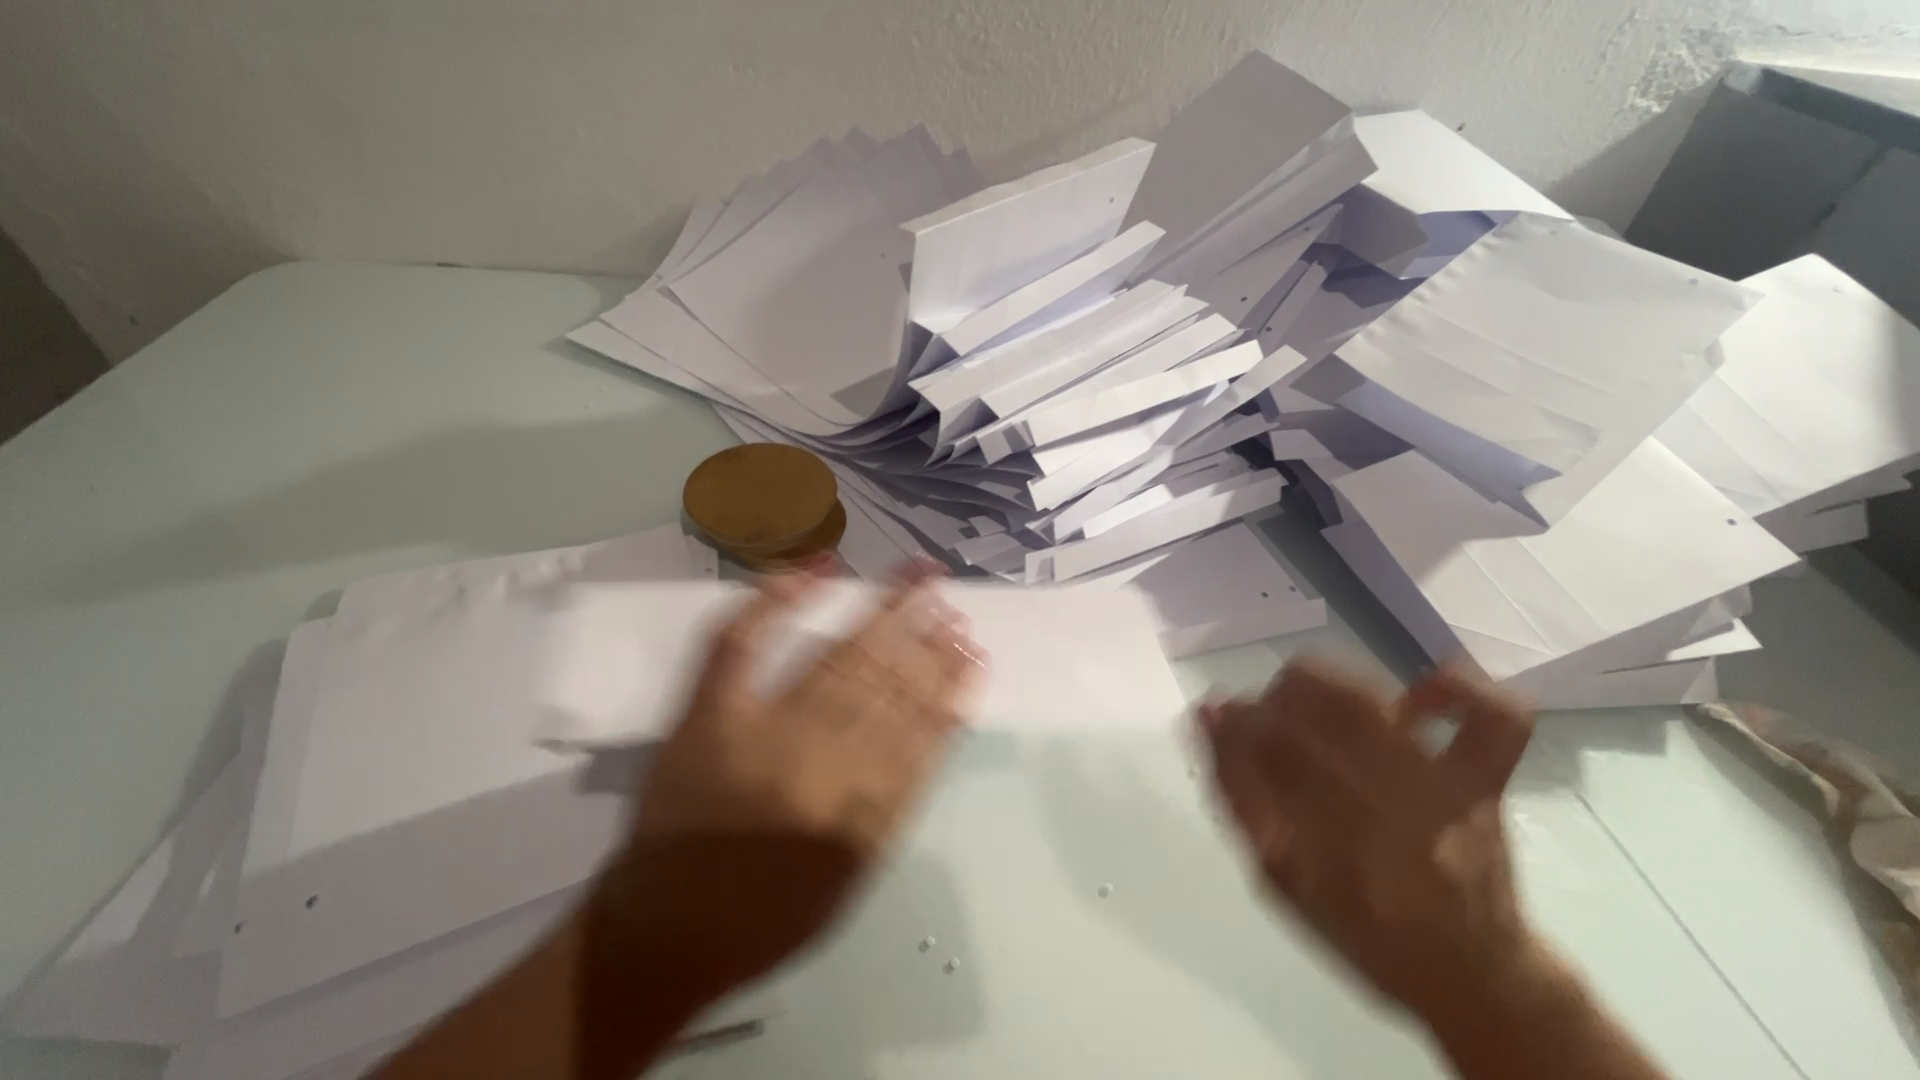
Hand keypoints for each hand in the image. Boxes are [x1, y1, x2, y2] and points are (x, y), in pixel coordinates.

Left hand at [591, 561, 985, 1000]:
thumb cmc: (768, 916)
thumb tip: (926, 734)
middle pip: (885, 685)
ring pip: (835, 659)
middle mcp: (818, 766)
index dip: (949, 687)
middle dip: (923, 640)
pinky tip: (818, 569)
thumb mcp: (852, 875)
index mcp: (860, 814)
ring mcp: (758, 732)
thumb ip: (893, 805)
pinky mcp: (706, 714)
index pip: (920, 732)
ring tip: (915, 582)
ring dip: (882, 617)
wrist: (666, 932)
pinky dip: (775, 600)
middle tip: (949, 601)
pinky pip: (741, 644)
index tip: (971, 652)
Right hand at [1201, 660, 1543, 1024]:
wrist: (1470, 972)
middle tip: (1260, 711)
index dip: (1233, 725)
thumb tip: (1206, 719)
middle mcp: (1380, 815)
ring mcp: (1439, 791)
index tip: (1215, 713)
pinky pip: (1494, 721)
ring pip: (1371, 705)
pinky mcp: (1484, 782)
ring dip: (1321, 683)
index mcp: (1325, 851)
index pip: (1262, 756)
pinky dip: (1459, 689)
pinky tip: (1420, 690)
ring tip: (1304, 693)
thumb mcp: (1283, 884)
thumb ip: (1239, 803)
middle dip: (1270, 703)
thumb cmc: (1362, 931)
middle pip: (1308, 722)